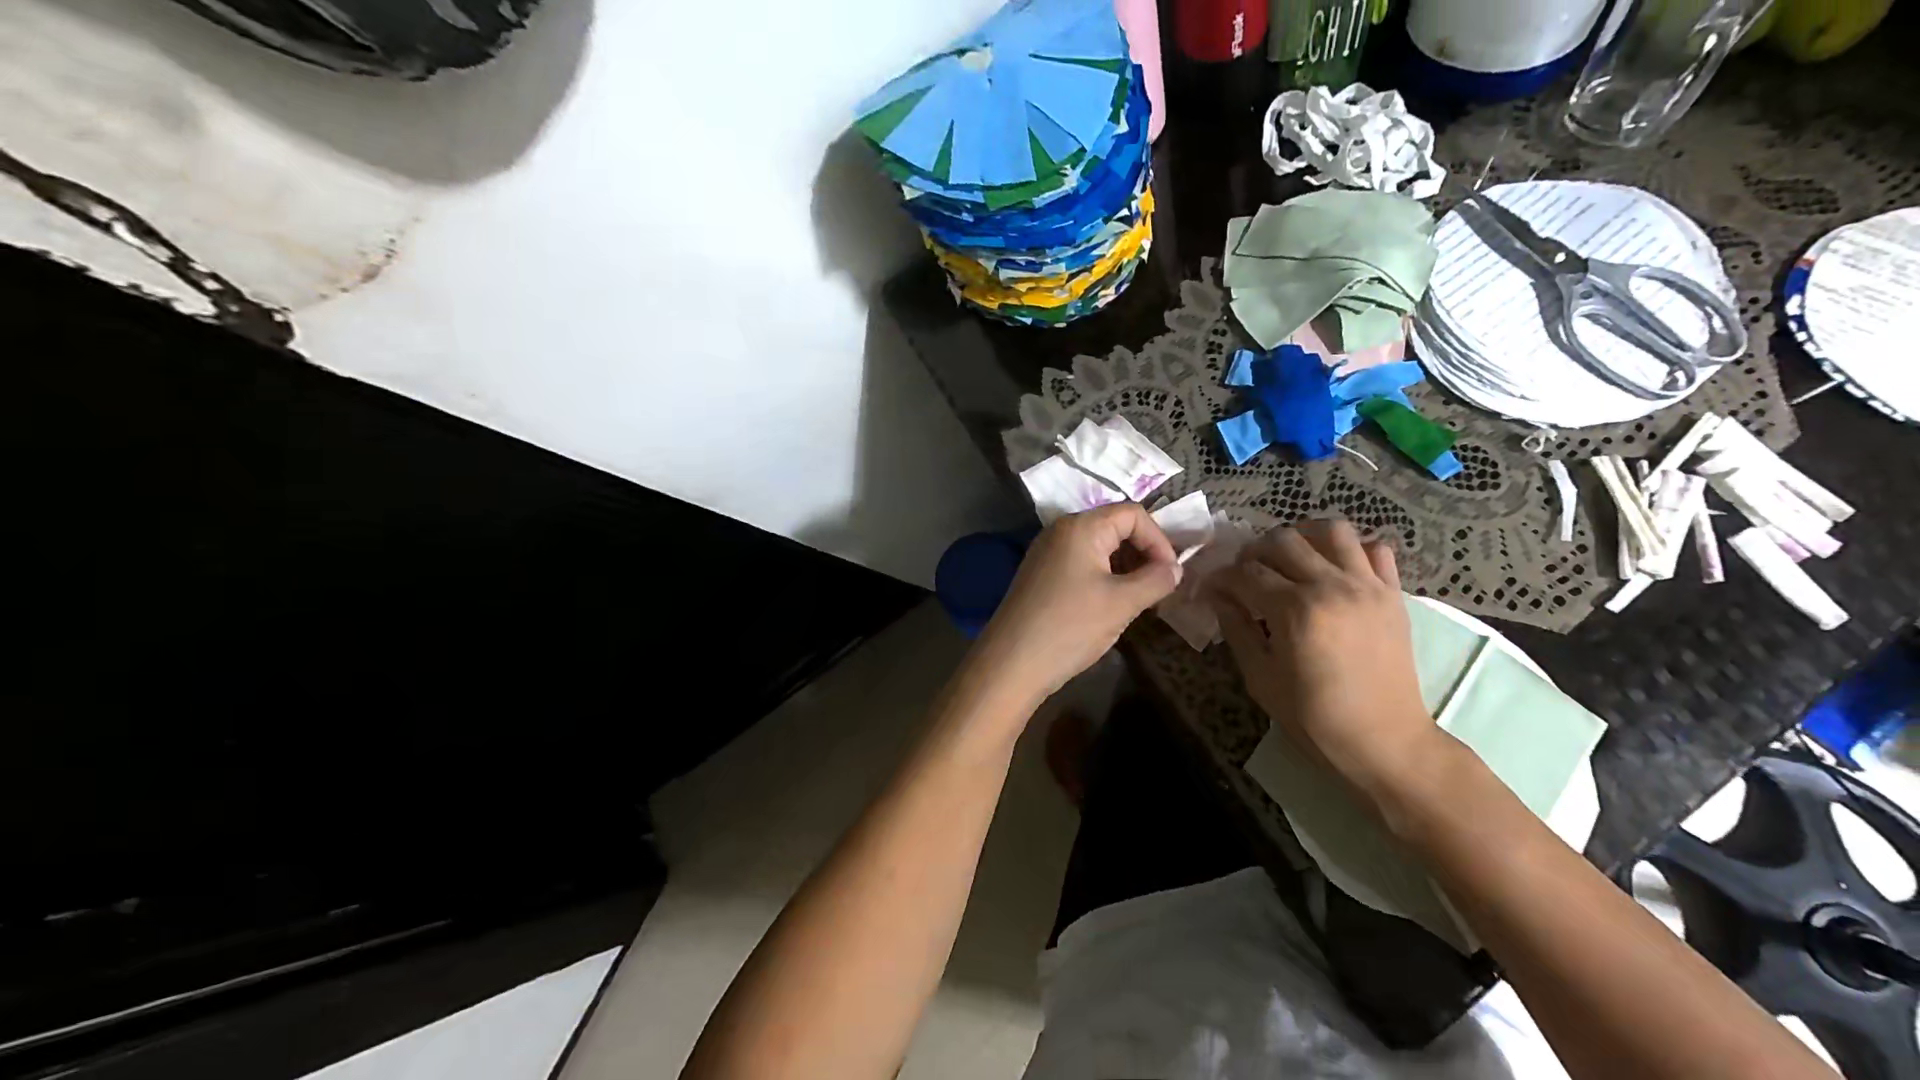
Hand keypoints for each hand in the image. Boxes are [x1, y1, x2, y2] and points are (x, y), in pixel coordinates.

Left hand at [974, 503, 1181, 702]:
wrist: (1011, 662)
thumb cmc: (1070, 627)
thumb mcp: (1122, 603)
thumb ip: (1155, 580)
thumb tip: (1176, 569)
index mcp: (1080, 527)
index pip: (1132, 514)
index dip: (1158, 539)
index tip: (1171, 573)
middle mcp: (1060, 531)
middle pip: (1114, 527)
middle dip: (1142, 553)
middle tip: (1159, 586)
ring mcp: (1046, 553)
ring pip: (1098, 548)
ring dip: (1124, 567)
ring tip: (1139, 599)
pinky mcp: (1040, 575)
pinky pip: (1080, 564)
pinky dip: (1103, 577)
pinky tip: (1111, 605)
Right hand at [1209, 520, 1439, 801]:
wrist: (1384, 740)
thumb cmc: (1313, 717)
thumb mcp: (1260, 677)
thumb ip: (1237, 628)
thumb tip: (1217, 596)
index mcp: (1294, 610)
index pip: (1245, 573)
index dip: (1221, 577)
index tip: (1212, 587)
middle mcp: (1331, 586)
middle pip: (1282, 540)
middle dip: (1255, 552)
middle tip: (1247, 574)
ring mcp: (1367, 586)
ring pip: (1332, 530)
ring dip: (1303, 538)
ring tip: (1291, 560)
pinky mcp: (1392, 594)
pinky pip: (1375, 548)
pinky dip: (1352, 550)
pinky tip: (1334, 570)